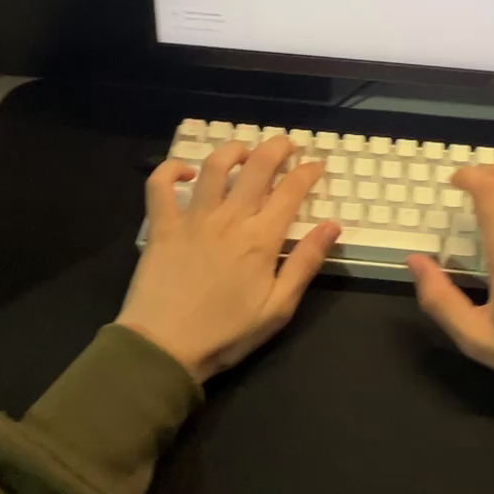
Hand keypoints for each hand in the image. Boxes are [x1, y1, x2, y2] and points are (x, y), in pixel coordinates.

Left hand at [118, 136, 337, 383]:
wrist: (164, 349)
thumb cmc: (226, 334)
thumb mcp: (278, 307)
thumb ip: (306, 263)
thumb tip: (333, 226)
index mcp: (261, 238)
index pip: (291, 190)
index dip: (308, 172)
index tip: (318, 165)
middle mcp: (230, 218)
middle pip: (258, 166)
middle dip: (278, 147)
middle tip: (287, 145)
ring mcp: (193, 218)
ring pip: (215, 166)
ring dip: (234, 150)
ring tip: (245, 151)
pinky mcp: (162, 225)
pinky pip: (160, 185)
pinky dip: (171, 169)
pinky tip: (186, 171)